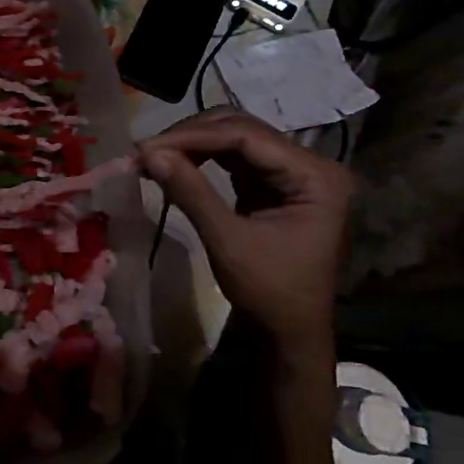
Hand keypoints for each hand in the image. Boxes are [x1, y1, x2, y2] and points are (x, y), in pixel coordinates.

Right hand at [139, 110, 351, 341]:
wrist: (288, 333)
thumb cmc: (268, 291)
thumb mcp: (228, 241)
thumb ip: (192, 192)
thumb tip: (148, 153)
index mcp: (315, 176)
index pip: (248, 137)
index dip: (195, 136)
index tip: (149, 147)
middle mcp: (309, 165)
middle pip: (243, 130)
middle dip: (193, 136)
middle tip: (148, 150)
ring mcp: (292, 174)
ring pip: (236, 140)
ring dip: (194, 145)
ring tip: (155, 156)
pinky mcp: (273, 186)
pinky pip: (235, 159)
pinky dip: (202, 159)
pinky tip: (175, 164)